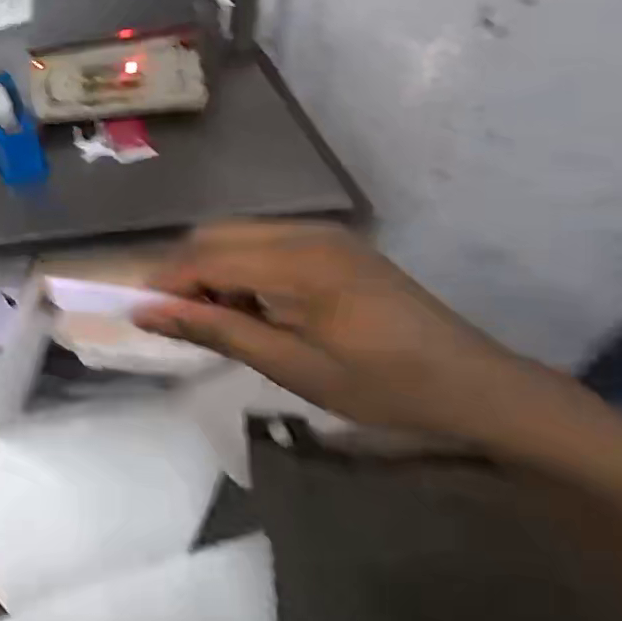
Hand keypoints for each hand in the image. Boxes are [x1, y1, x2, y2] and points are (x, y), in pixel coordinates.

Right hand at [134, 220, 577, 445]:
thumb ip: (214, 331)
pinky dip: (238, 267)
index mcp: (300, 263)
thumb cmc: (384, 387)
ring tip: (219, 317)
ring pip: (233, 235)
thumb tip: (145, 313)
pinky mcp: (331, 242)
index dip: (164, 285)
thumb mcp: (291, 367)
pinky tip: (253, 305)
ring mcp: (322, 233)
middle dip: (184, 274)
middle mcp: (306, 233)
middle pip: (213, 236)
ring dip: (210, 270)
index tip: (142, 316)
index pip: (204, 258)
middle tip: (181, 321)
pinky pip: (261, 241)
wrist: (479, 386)